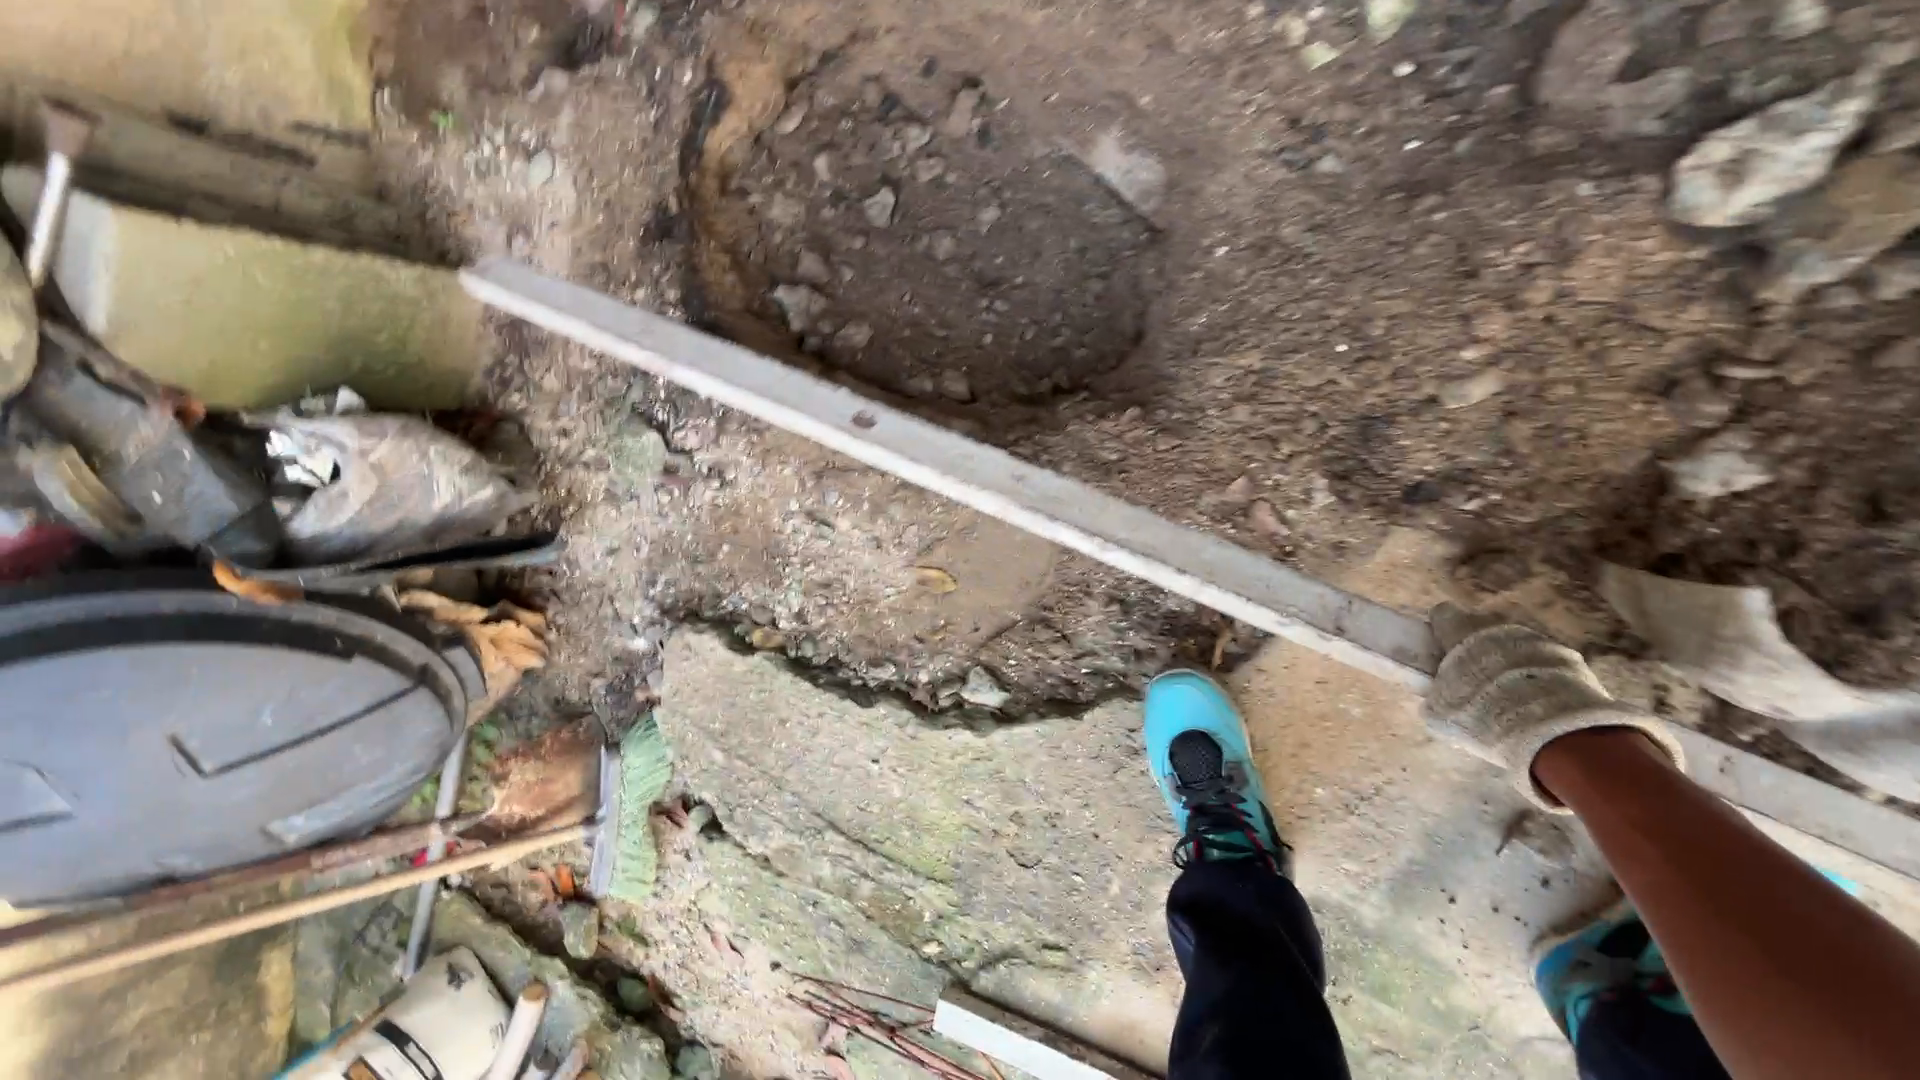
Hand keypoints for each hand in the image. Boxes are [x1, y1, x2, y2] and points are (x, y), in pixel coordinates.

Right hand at [1421, 603, 1684, 810]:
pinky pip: (1545, 663)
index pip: (1443, 614)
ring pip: (1514, 645)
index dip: (1441, 633)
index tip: (1441, 655)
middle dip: (1477, 649)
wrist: (1551, 730)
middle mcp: (1498, 625)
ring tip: (1510, 698)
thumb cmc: (1480, 712)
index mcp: (1460, 630)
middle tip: (1474, 681)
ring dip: (1509, 664)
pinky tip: (1538, 705)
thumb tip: (1439, 695)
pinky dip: (1539, 678)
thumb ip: (1437, 693)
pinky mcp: (1571, 658)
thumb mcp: (1440, 711)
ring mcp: (1538, 639)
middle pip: (1482, 628)